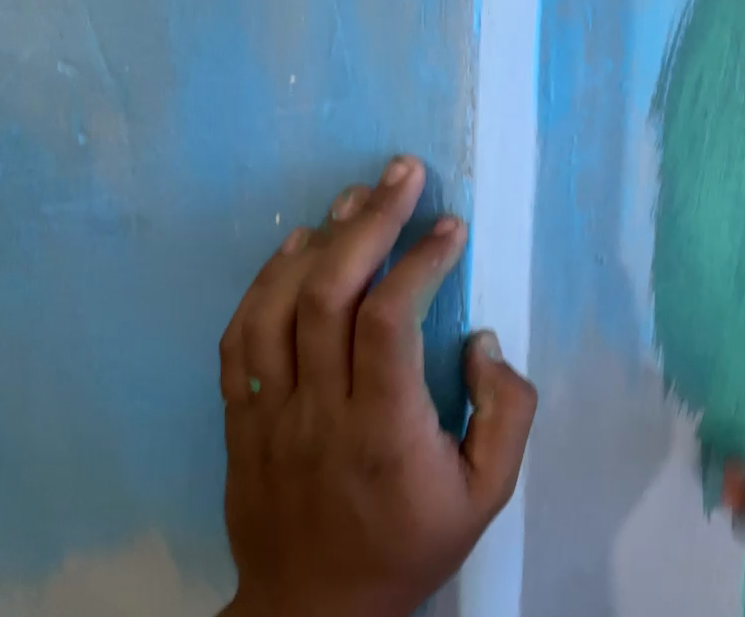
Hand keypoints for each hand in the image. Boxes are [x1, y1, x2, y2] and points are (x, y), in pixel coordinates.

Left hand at [218, 156, 536, 616]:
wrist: (313, 612)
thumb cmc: (412, 544)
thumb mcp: (489, 493)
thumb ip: (505, 412)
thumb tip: (478, 340)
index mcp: (383, 431)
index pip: (390, 323)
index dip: (421, 261)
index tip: (451, 225)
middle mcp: (319, 412)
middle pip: (329, 295)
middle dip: (370, 222)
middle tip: (403, 172)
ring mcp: (270, 414)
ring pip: (277, 307)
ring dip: (319, 240)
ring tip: (357, 195)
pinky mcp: (242, 419)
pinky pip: (239, 337)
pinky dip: (264, 281)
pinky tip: (297, 244)